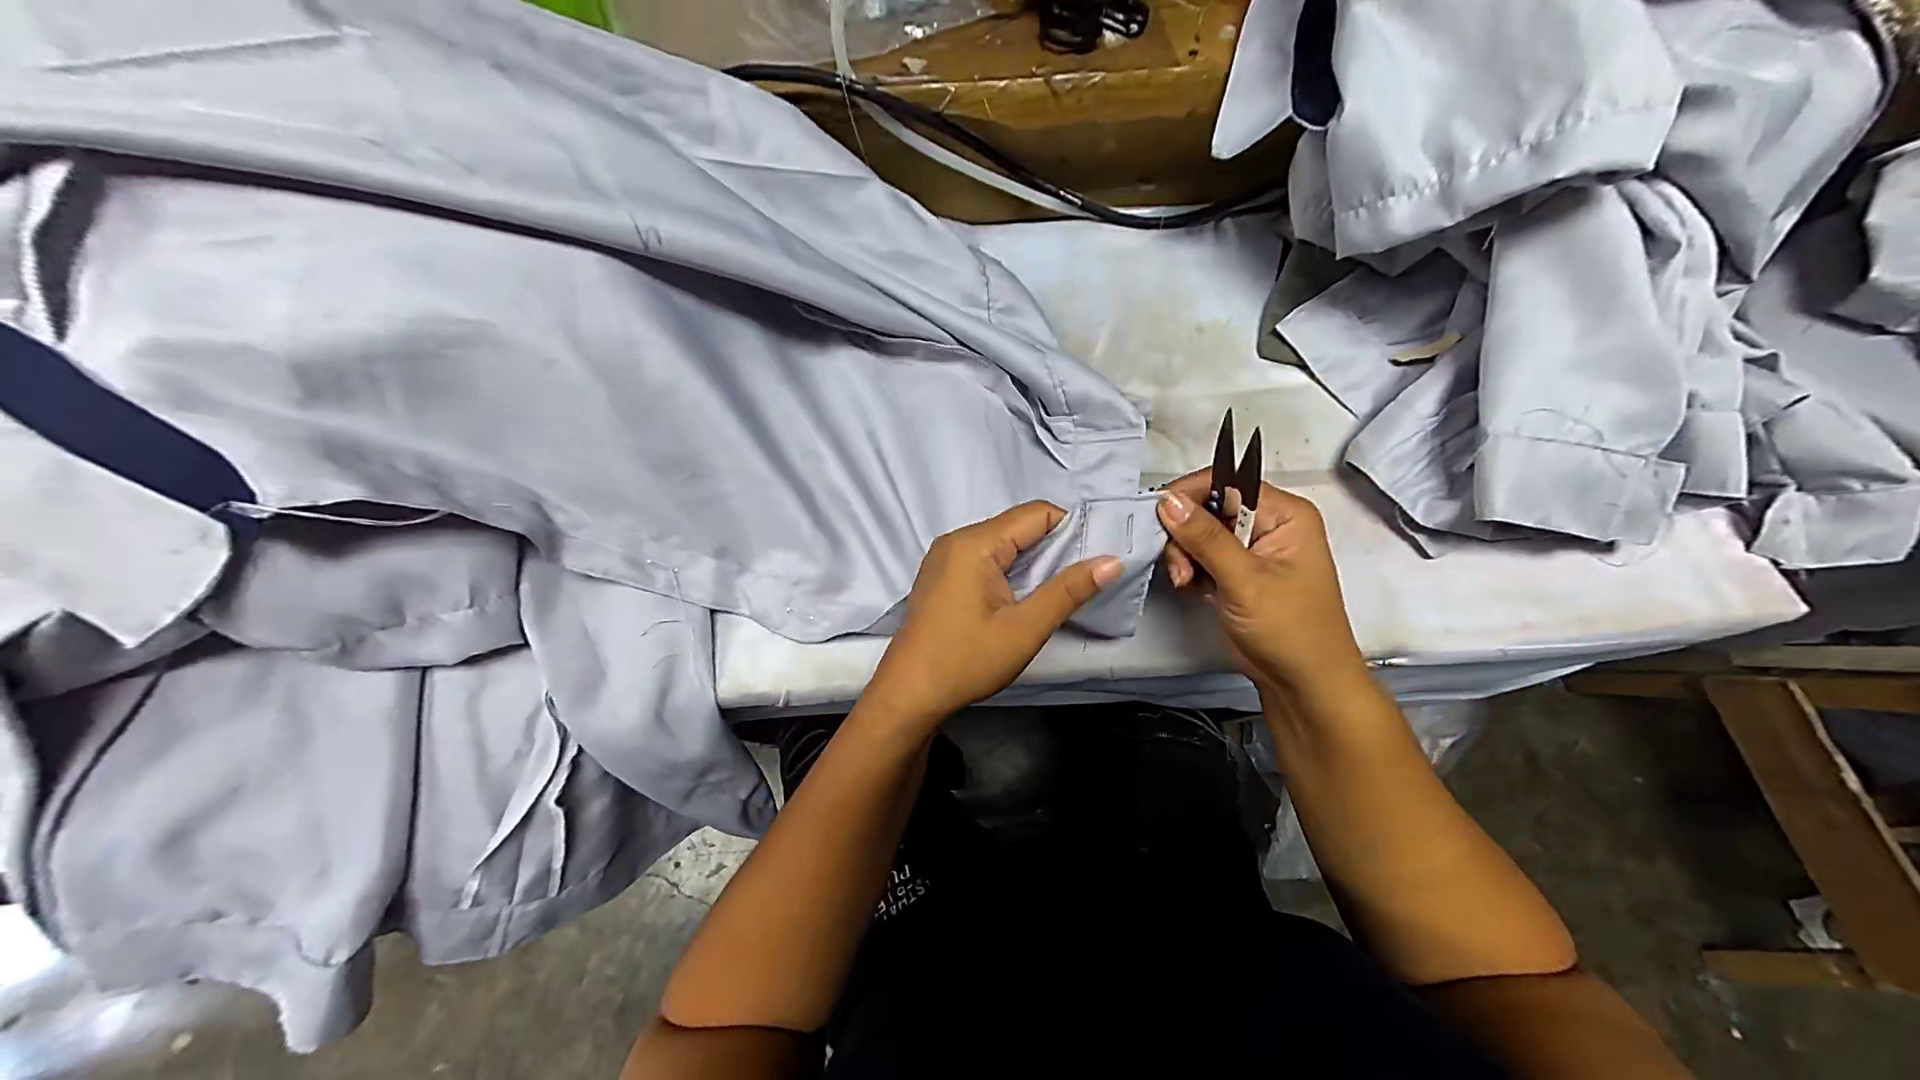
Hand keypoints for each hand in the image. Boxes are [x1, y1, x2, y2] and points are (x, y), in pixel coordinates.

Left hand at [861, 501, 1123, 732]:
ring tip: (1058, 592)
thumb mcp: (1025, 628)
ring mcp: (944, 558)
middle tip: (1084, 578)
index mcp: (975, 543)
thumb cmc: (966, 661)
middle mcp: (957, 540)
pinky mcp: (941, 576)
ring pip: (1003, 544)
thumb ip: (1069, 591)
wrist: (908, 694)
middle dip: (1055, 547)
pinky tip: (1022, 599)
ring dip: (1033, 563)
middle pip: (1019, 527)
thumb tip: (1111, 562)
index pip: (1036, 514)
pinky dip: (1010, 572)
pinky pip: (984, 559)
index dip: (1072, 529)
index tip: (1097, 556)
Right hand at [1156, 470, 1366, 701]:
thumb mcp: (1246, 581)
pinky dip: (1188, 570)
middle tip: (1179, 564)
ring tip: (1185, 581)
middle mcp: (1268, 525)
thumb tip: (1170, 502)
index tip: (1159, 512)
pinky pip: (1199, 556)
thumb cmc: (1292, 632)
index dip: (1191, 493)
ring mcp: (1250, 550)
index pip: (1228, 483)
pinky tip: (1192, 588)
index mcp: (1285, 515)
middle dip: (1185, 534)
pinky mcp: (1234, 572)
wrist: (1303, 683)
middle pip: (1208, 508)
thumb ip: (1206, 538)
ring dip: (1183, 555)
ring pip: (1198, 533)